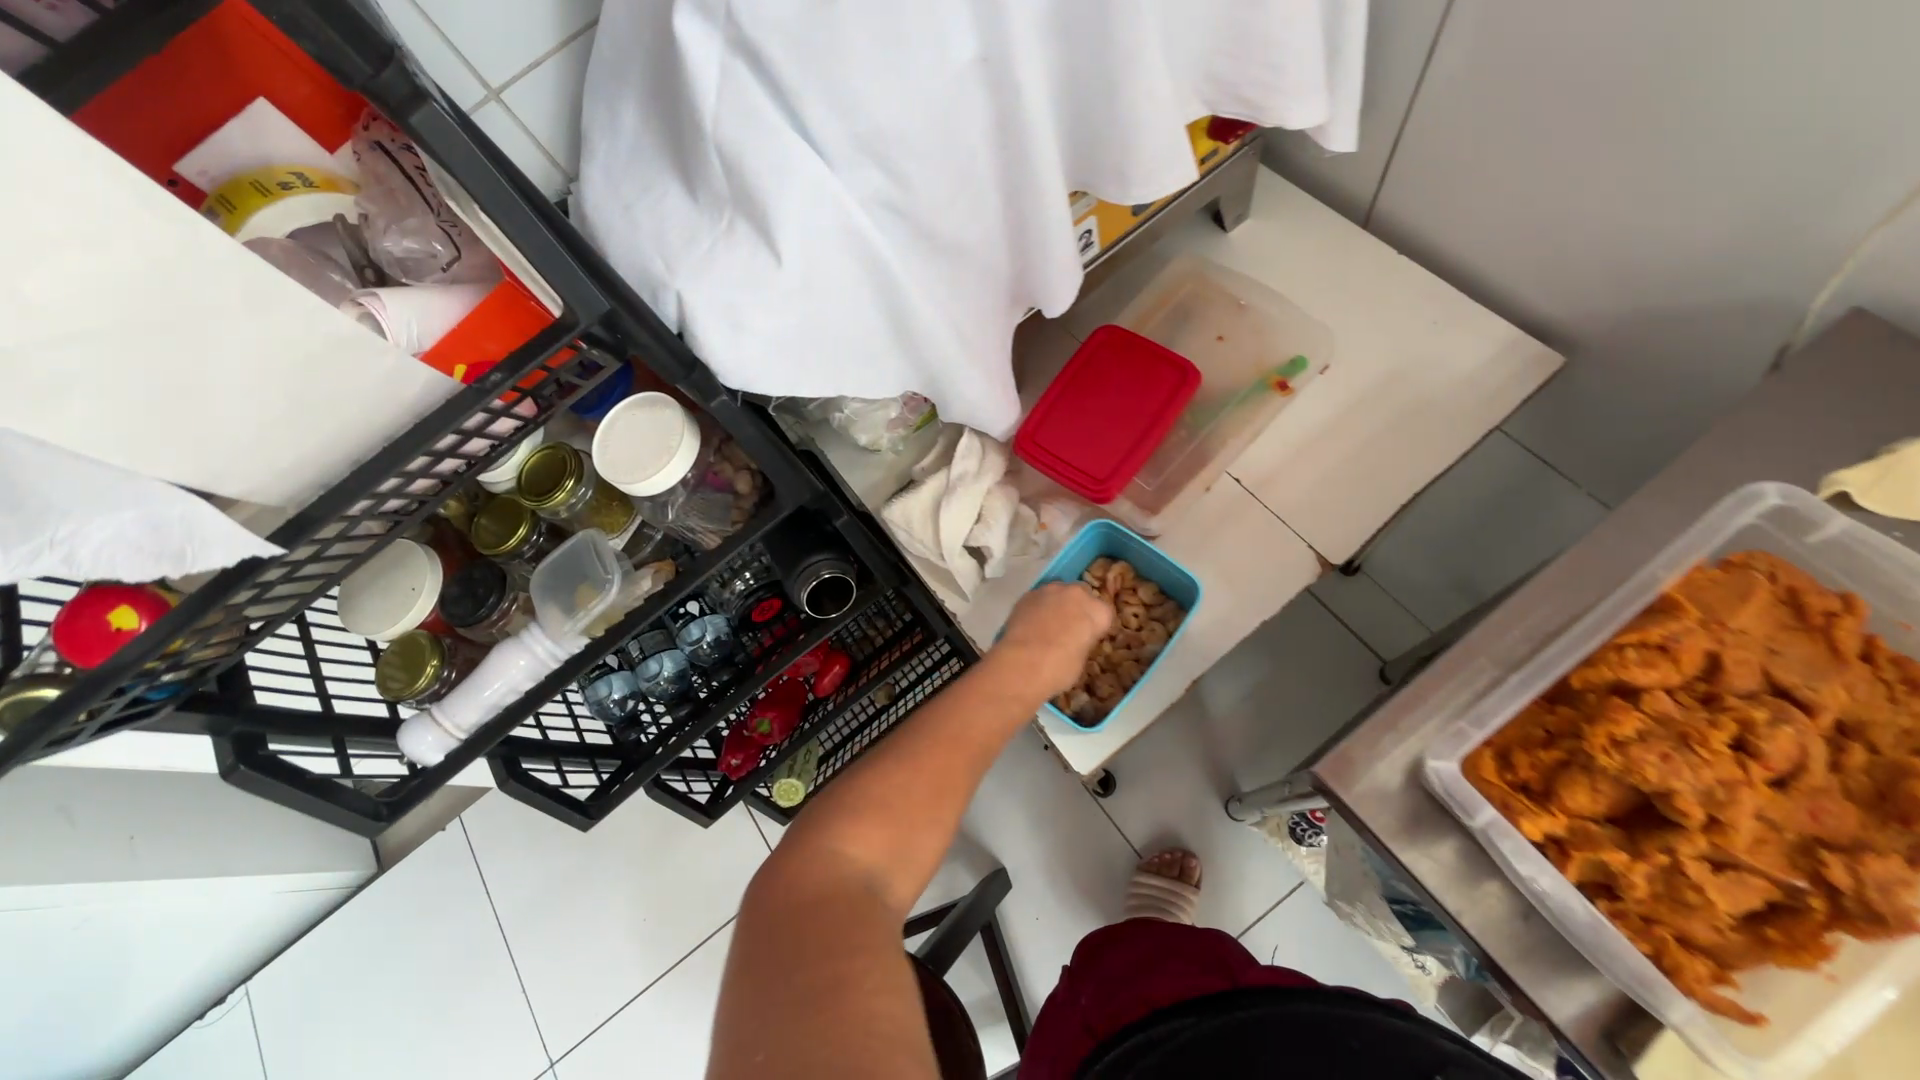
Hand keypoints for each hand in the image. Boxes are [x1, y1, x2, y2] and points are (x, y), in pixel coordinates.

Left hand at [991, 582, 1114, 700]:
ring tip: (1046, 625)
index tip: (1087, 637)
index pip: (1104, 613)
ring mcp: (1051, 590)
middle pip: (1082, 595)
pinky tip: (1030, 624)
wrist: (1023, 664)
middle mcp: (1077, 594)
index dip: (1095, 626)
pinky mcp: (1029, 593)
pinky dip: (1037, 607)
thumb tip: (1073, 638)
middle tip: (1067, 628)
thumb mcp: (1082, 658)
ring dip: (1056, 604)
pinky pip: (1039, 598)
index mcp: (1099, 611)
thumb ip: (1082, 640)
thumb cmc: (1060, 669)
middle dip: (1077, 608)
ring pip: (1059, 592)